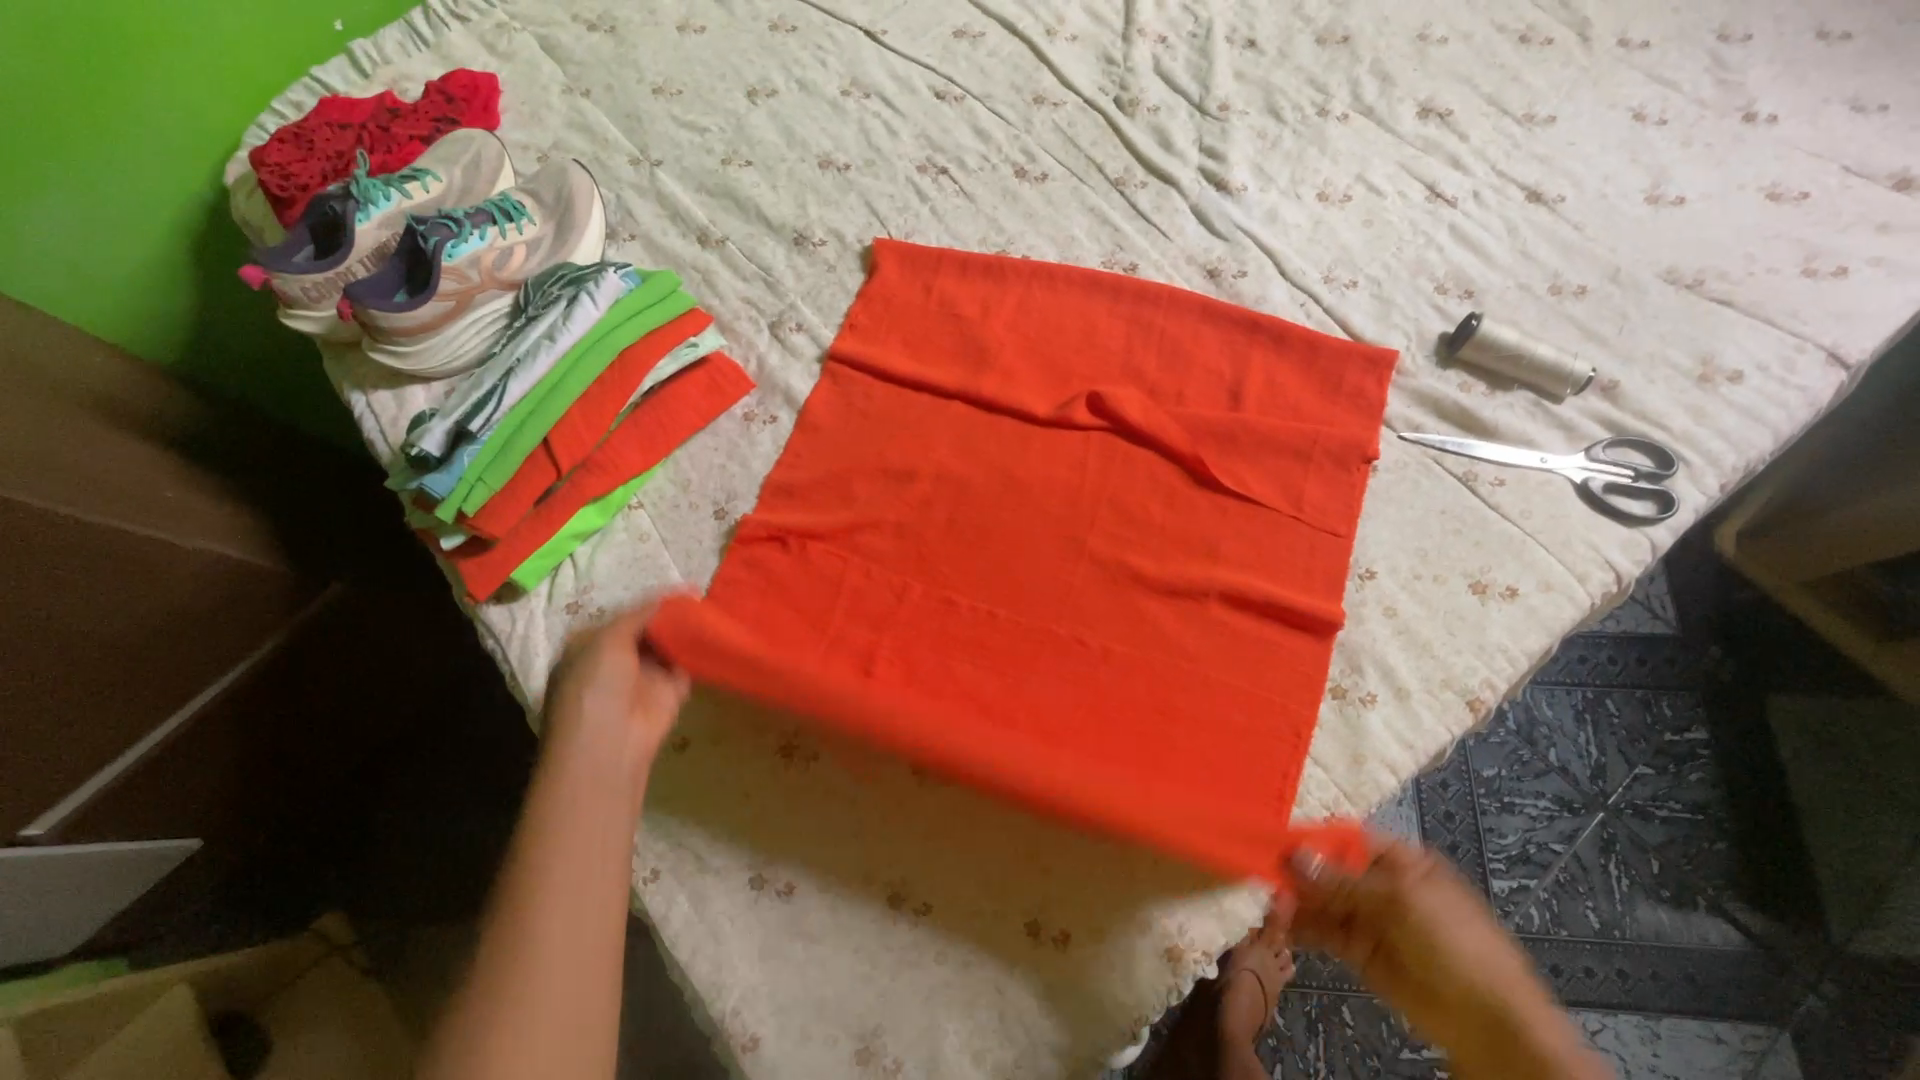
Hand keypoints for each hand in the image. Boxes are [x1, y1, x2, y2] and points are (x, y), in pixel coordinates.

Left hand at [540, 601, 690, 815]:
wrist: (610, 741)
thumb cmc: (595, 684)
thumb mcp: (608, 639)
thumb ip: (639, 614)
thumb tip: (671, 594)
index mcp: (590, 645)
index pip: (624, 617)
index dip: (648, 603)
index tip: (677, 588)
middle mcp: (616, 660)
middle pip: (648, 630)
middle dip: (669, 615)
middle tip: (699, 595)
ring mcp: (644, 677)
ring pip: (668, 645)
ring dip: (685, 631)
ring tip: (710, 607)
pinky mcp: (670, 693)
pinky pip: (686, 665)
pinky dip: (699, 651)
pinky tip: (715, 631)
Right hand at [1288, 839, 1607, 1077]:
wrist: (1488, 1019)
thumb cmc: (1455, 942)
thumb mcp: (1402, 900)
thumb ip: (1343, 880)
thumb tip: (1293, 855)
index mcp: (1400, 860)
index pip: (1347, 837)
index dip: (1311, 837)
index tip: (1271, 836)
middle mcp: (1380, 883)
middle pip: (1328, 868)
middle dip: (1295, 868)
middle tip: (1258, 870)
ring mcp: (1368, 918)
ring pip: (1320, 899)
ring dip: (1292, 897)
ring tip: (1264, 900)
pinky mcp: (1358, 950)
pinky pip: (1321, 930)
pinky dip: (1297, 925)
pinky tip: (1276, 922)